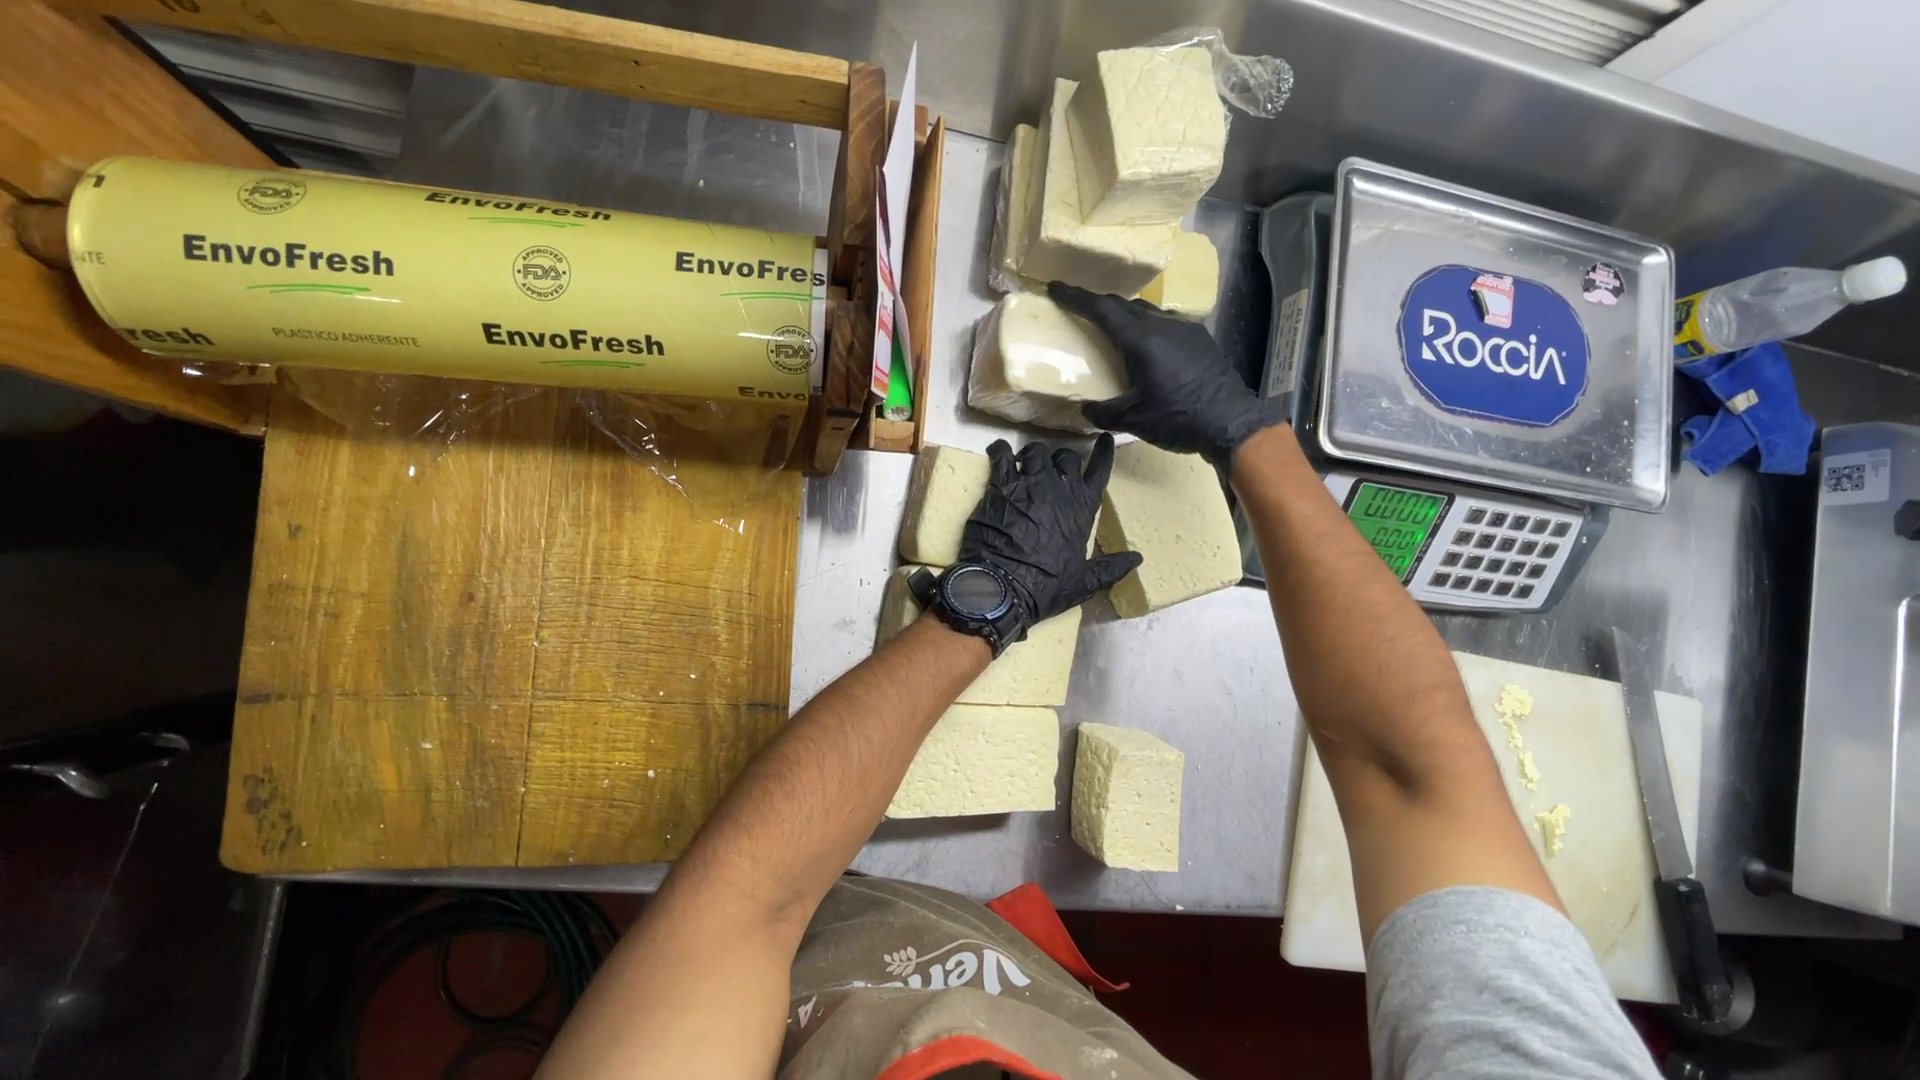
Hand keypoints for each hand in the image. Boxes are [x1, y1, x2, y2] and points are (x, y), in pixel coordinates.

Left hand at [960, 434, 1142, 641]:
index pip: (1099, 472)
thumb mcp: (1084, 582)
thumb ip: (1111, 568)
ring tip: (1025, 463)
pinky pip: (1001, 455)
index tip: (1104, 438)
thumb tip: (1137, 558)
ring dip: (1032, 455)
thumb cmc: (1046, 586)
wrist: (1002, 586)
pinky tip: (998, 452)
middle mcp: (1059, 489)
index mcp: (1082, 509)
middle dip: (1061, 458)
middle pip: (1066, 456)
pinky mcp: (1001, 485)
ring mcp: (1029, 483)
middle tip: (1052, 467)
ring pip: (1035, 452)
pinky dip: (1000, 450)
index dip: (1103, 454)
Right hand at [1050, 281, 1285, 471]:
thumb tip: (1086, 409)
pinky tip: (1147, 345)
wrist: (1231, 422)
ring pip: (1147, 312)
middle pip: (1124, 304)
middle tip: (1080, 308)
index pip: (1102, 309)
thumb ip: (1103, 412)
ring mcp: (1186, 329)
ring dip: (1125, 314)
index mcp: (1141, 340)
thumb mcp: (1133, 420)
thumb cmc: (1178, 419)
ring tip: (1113, 326)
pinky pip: (1166, 324)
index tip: (1056, 287)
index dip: (1076, 297)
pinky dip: (1148, 327)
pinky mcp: (1201, 339)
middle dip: (1099, 304)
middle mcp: (1163, 325)